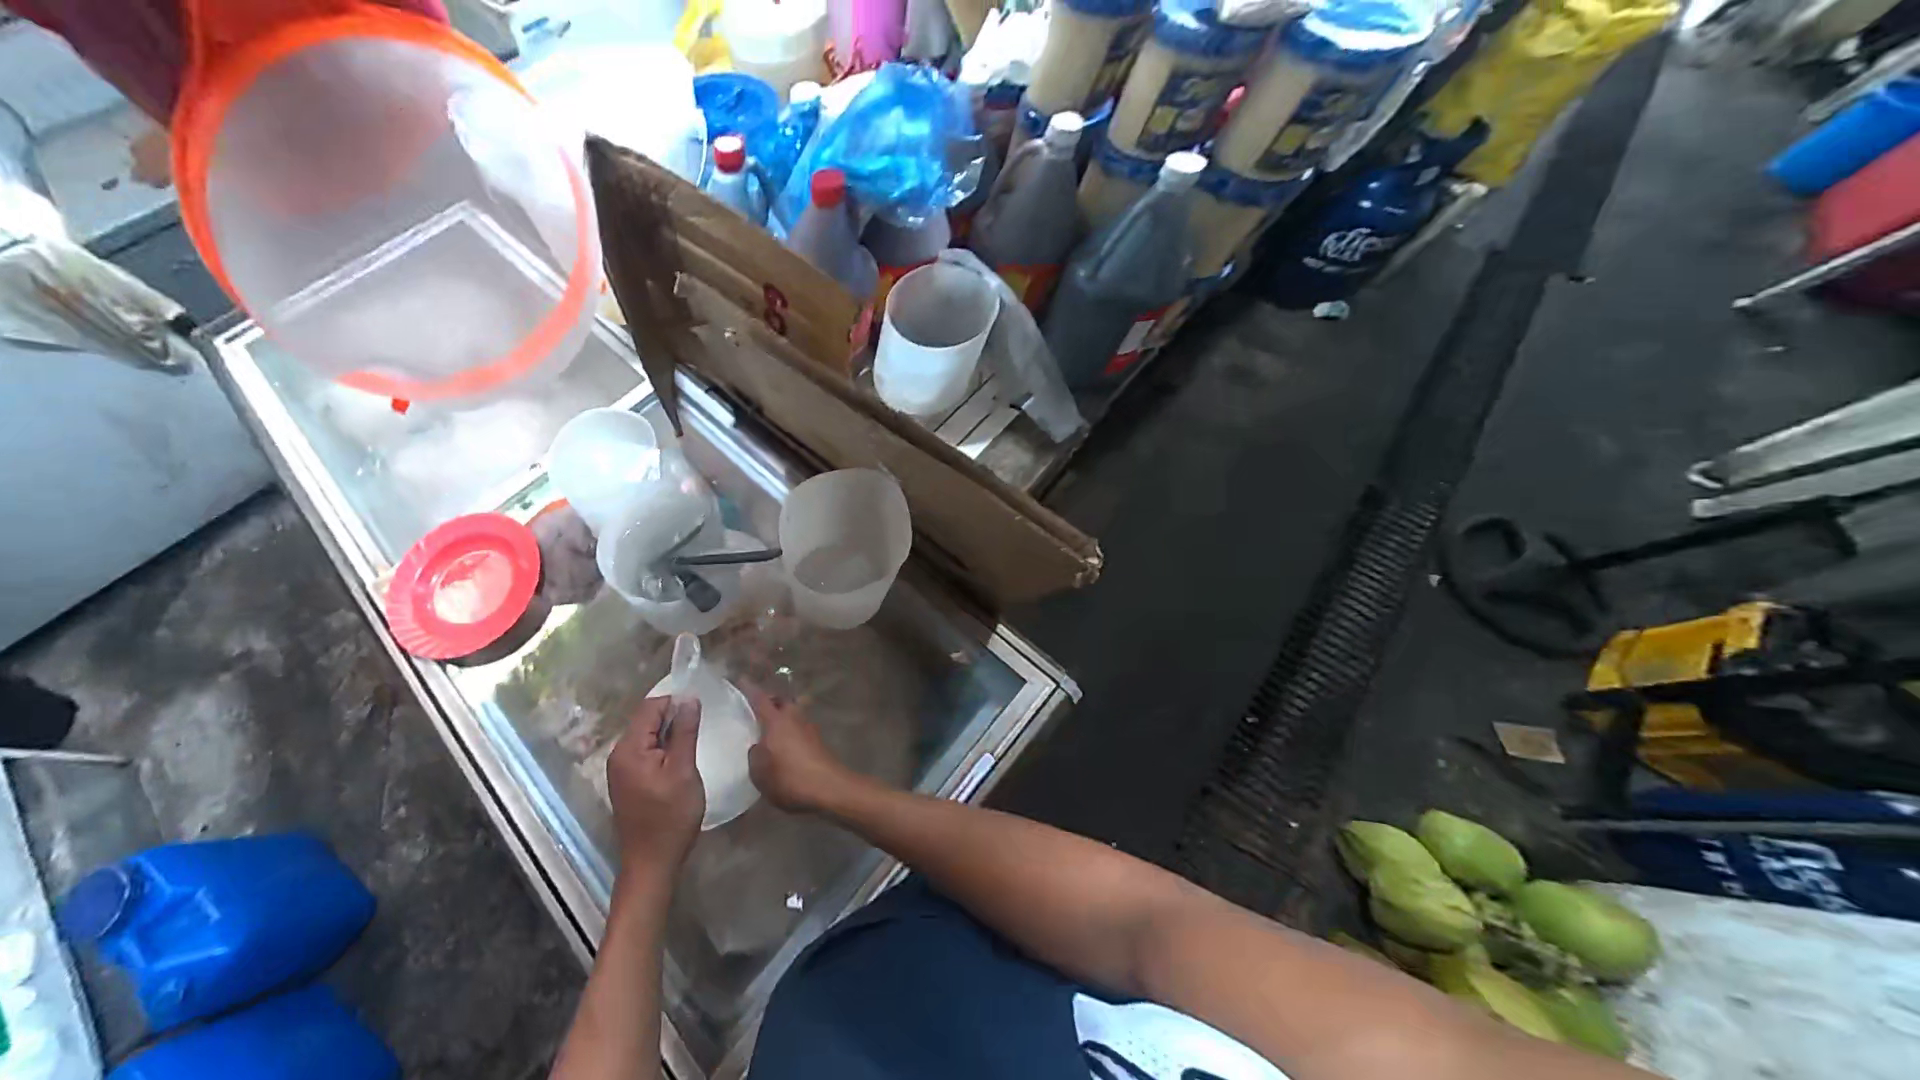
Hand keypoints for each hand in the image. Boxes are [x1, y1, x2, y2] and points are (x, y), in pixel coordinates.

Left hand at [607, 696, 703, 874]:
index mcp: (629, 749)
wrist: (652, 862)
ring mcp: (621, 769)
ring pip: (647, 736)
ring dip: (670, 734)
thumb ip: (685, 732)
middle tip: (702, 725)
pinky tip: (681, 759)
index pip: (650, 707)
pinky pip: (646, 752)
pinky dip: (664, 749)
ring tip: (695, 741)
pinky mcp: (628, 781)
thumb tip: (689, 699)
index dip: (675, 702)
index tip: (702, 709)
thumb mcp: (683, 770)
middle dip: (673, 717)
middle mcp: (619, 754)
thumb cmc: (671, 816)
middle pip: (646, 720)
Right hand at [746, 686, 859, 813]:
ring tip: (769, 730)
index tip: (740, 680)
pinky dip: (791, 732)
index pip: (760, 698)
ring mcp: (809, 729)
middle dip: (770, 701)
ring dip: (783, 717)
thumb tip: (757, 746)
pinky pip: (800, 729)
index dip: (749, 689)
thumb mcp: (759, 772)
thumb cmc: (789, 777)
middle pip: (782, 702)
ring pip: (793, 714)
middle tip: (756, 709)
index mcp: (776, 721)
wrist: (829, 788)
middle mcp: (794, 718)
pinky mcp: (818, 742)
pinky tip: (784, 747)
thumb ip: (754, 755)